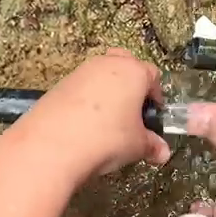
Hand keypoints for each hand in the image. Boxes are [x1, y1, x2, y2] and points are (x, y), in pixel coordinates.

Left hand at [0, 49, 169, 188]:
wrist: (52, 144)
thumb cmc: (107, 138)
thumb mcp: (136, 146)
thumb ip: (152, 145)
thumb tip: (163, 153)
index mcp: (133, 71)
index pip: (153, 75)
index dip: (156, 97)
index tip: (152, 118)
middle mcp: (108, 63)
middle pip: (126, 64)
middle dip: (131, 84)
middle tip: (131, 112)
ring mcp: (81, 71)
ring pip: (102, 74)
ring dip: (108, 92)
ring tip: (106, 123)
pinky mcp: (60, 84)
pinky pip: (82, 87)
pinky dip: (87, 100)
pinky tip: (84, 125)